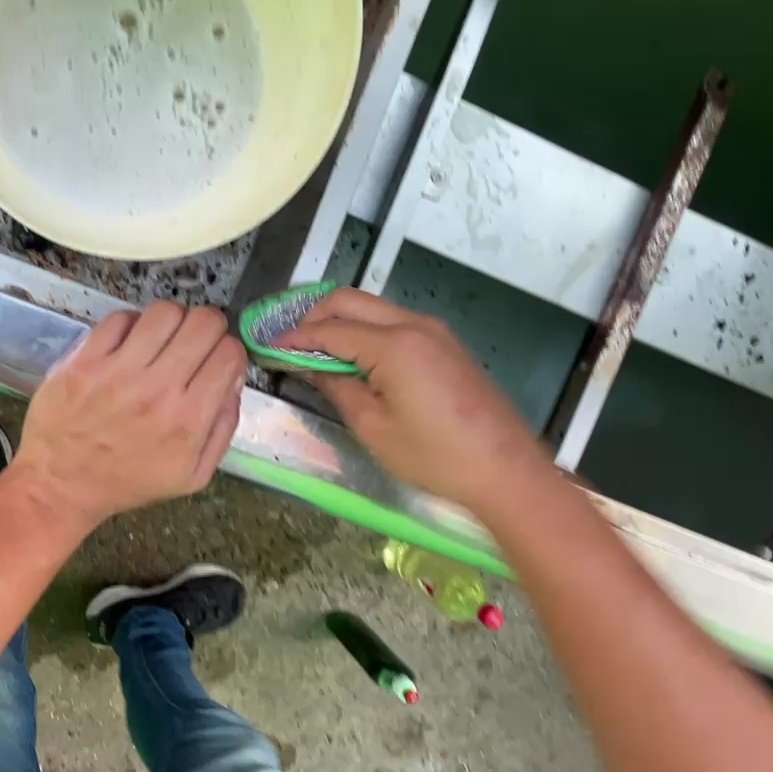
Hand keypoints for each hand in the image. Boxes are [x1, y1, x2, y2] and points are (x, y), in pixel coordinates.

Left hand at [9, 302, 246, 531]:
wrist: (61, 485)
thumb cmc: (128, 482)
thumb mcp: (193, 475)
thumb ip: (224, 427)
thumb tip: (233, 378)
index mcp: (188, 419)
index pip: (229, 353)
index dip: (230, 350)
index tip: (218, 359)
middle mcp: (157, 389)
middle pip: (203, 323)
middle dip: (208, 328)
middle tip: (194, 343)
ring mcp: (118, 371)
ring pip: (165, 312)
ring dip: (171, 322)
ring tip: (162, 341)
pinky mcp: (84, 360)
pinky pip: (120, 318)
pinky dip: (131, 324)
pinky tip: (129, 344)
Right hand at [277, 288, 549, 515]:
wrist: (505, 470)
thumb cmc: (434, 455)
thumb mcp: (373, 427)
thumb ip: (336, 387)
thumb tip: (308, 365)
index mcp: (394, 345)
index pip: (330, 329)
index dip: (294, 338)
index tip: (266, 345)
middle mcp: (414, 325)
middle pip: (350, 301)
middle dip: (313, 316)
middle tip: (289, 342)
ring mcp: (434, 331)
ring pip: (373, 307)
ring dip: (340, 320)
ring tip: (314, 349)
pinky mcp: (444, 344)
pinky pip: (393, 322)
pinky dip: (365, 329)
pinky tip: (351, 356)